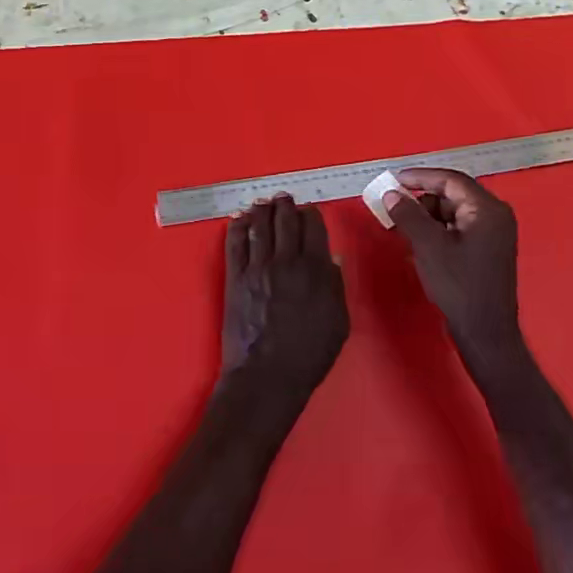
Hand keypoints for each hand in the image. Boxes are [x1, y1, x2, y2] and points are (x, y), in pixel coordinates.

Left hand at [222, 195, 349, 393]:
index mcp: (316, 270)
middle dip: (285, 205)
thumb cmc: (309, 354)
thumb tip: (329, 259)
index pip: (313, 227)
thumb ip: (334, 285)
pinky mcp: (235, 277)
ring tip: (263, 203)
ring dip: (262, 210)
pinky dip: (238, 226)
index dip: (310, 215)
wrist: (267, 374)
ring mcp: (257, 267)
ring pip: (259, 226)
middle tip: (284, 198)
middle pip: (284, 220)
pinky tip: (240, 219)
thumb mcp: (338, 322)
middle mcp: (286, 261)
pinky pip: (236, 243)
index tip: (308, 213)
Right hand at [379, 169, 519, 356]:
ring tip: (401, 228)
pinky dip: (436, 230)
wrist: (485, 331)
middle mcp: (495, 216)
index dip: (420, 177)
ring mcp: (493, 234)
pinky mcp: (487, 250)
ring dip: (426, 216)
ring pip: (453, 212)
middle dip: (421, 199)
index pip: (451, 180)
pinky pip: (458, 228)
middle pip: (453, 194)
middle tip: (393, 207)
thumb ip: (408, 215)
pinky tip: (417, 243)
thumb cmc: (458, 285)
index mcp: (487, 209)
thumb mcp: (428, 247)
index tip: (394, 180)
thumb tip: (391, 194)